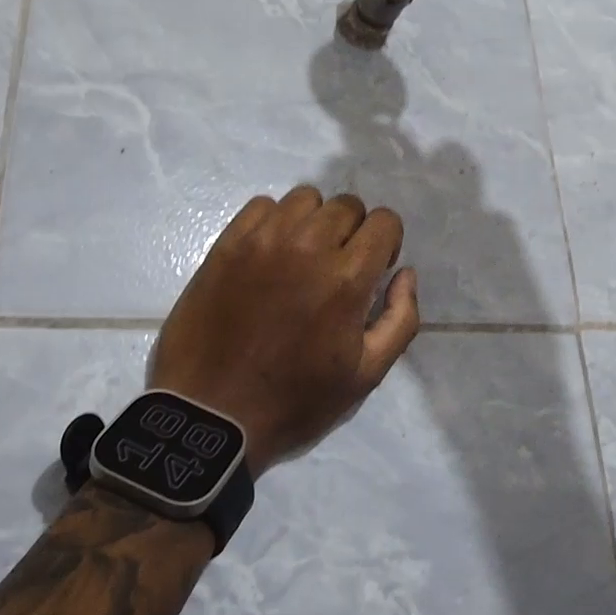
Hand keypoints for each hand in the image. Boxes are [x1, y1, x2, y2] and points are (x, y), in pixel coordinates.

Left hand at [147, 186, 420, 475]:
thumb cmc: (294, 401)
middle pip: (346, 205)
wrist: (210, 415)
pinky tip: (269, 256)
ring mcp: (262, 241)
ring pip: (305, 199)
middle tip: (336, 269)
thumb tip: (405, 273)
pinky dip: (274, 222)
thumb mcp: (366, 375)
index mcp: (346, 279)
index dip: (385, 244)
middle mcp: (307, 247)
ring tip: (301, 259)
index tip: (372, 272)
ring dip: (314, 222)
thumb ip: (400, 318)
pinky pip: (261, 206)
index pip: (384, 222)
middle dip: (353, 232)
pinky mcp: (227, 244)